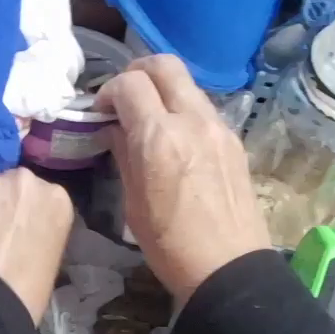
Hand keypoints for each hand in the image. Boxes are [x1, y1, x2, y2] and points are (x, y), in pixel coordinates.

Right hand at [101, 55, 270, 307]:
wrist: (227, 268)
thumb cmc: (169, 245)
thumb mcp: (133, 203)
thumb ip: (123, 156)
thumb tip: (115, 130)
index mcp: (159, 137)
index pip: (129, 84)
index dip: (109, 91)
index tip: (100, 111)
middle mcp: (192, 120)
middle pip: (164, 65)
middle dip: (138, 72)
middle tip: (124, 97)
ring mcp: (218, 128)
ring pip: (187, 85)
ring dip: (163, 91)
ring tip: (149, 119)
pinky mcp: (234, 141)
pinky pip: (204, 109)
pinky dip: (183, 110)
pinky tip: (175, 139)